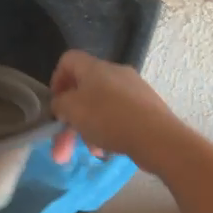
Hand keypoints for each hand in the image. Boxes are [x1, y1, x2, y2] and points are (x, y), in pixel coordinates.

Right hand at [46, 50, 184, 168]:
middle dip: (70, 121)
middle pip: (84, 90)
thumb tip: (62, 104)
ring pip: (100, 106)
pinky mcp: (146, 107)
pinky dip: (108, 131)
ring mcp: (133, 90)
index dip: (56, 80)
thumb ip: (59, 104)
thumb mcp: (72, 110)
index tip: (55, 104)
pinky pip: (118, 116)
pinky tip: (108, 151)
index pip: (68, 60)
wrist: (157, 136)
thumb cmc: (108, 118)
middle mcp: (115, 73)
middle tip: (61, 149)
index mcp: (95, 67)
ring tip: (91, 151)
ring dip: (89, 129)